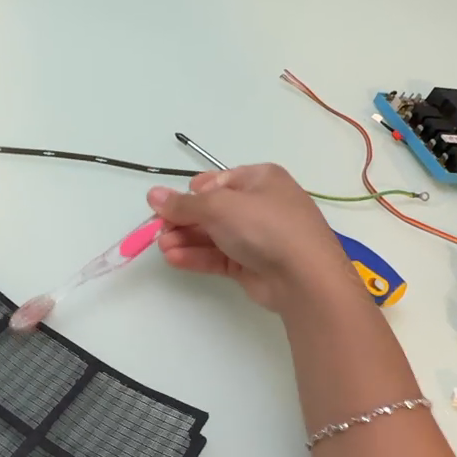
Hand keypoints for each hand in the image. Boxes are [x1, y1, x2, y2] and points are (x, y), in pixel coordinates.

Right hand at [148, 164, 360, 313]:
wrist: (304, 277)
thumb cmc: (265, 226)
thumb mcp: (219, 207)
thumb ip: (182, 204)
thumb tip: (152, 195)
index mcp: (259, 179)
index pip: (215, 182)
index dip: (189, 194)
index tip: (166, 207)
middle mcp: (259, 204)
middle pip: (210, 210)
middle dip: (182, 220)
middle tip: (157, 232)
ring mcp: (257, 236)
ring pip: (212, 235)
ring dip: (185, 239)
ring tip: (162, 248)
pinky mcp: (252, 263)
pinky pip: (218, 256)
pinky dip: (196, 256)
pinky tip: (174, 259)